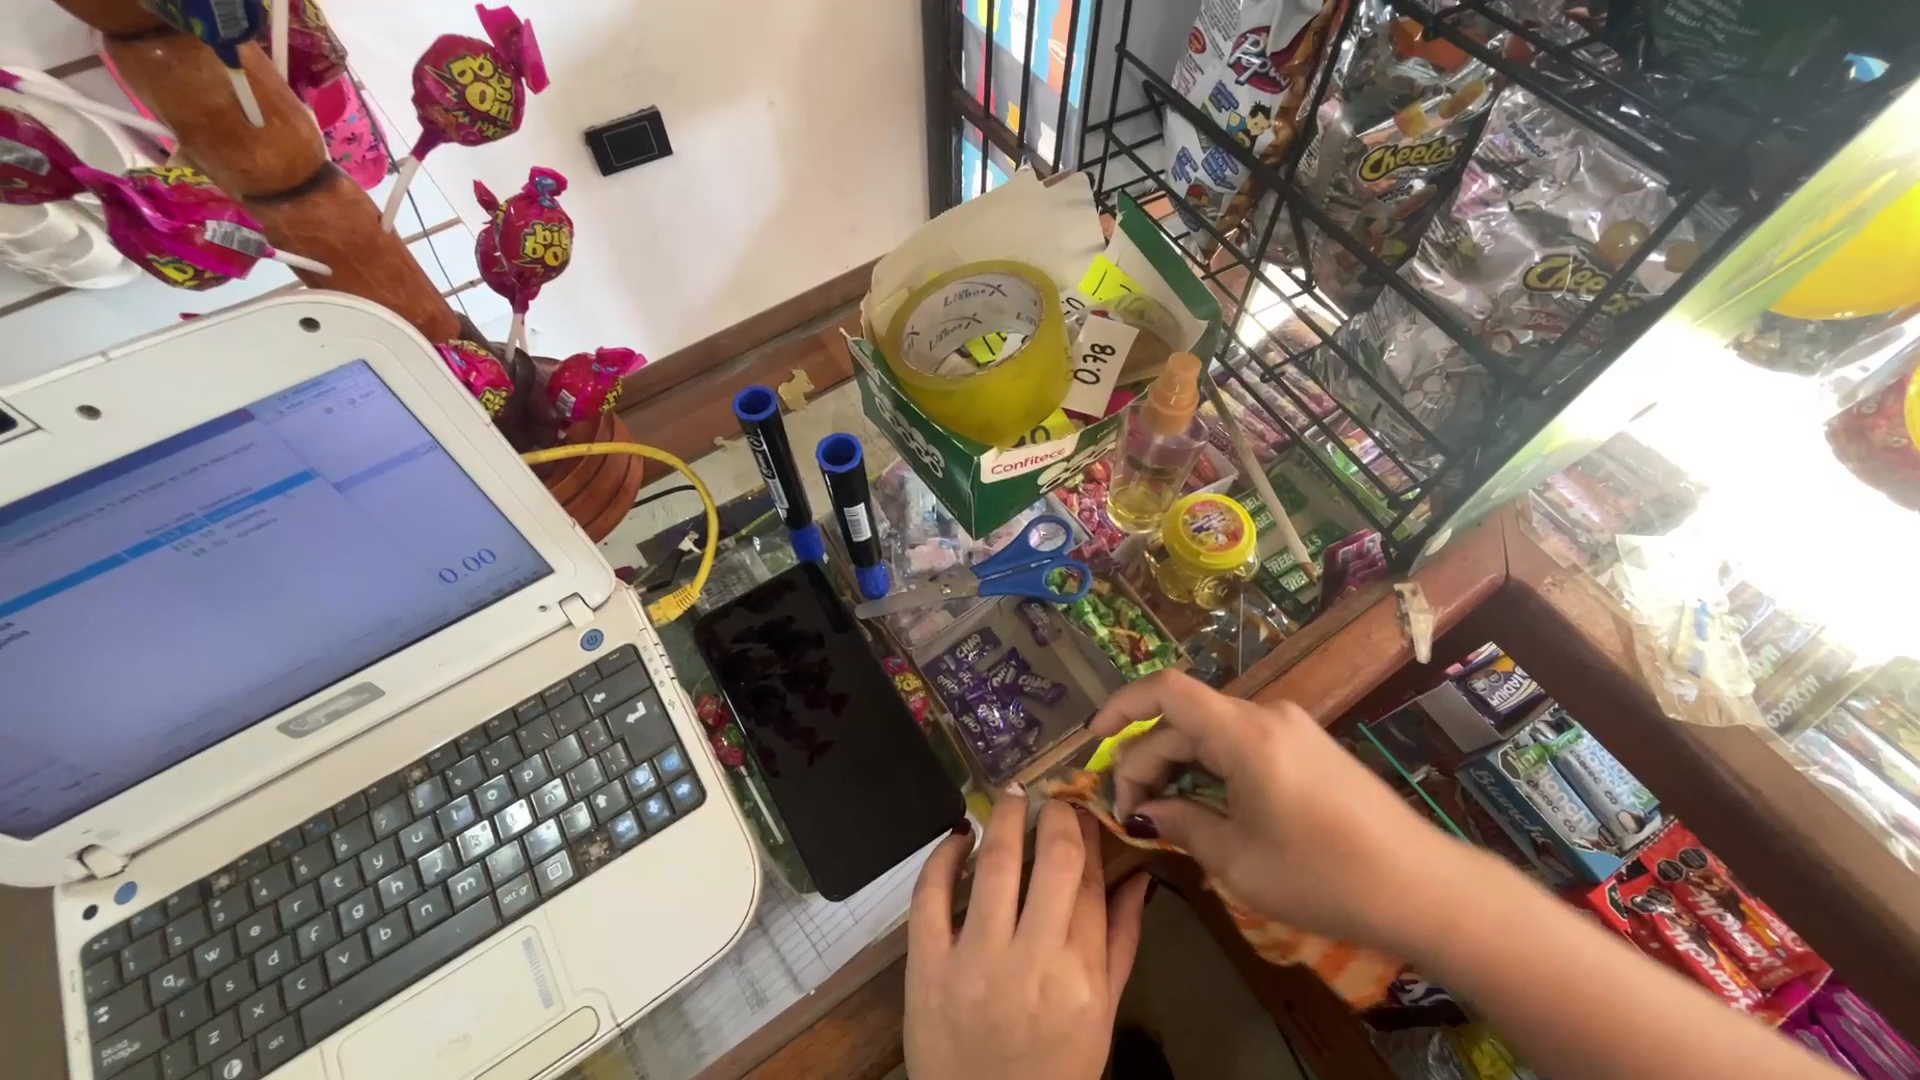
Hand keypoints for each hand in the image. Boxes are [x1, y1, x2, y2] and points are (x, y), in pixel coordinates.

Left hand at [905, 788, 1152, 1079]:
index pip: (1088, 881)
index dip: (1087, 833)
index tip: (1081, 807)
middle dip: (1053, 814)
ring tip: (1010, 794)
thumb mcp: (1102, 1015)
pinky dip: (942, 856)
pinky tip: (958, 836)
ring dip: (1003, 819)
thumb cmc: (1055, 1069)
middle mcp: (1031, 962)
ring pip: (993, 866)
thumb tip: (1138, 877)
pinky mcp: (927, 967)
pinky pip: (929, 896)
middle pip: (1050, 861)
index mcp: (1080, 976)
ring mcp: (973, 962)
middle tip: (1050, 793)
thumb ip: (1121, 942)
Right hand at [1089, 670, 1462, 952]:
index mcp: (1246, 734)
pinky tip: (1202, 806)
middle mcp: (1266, 715)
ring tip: (1161, 813)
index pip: (1167, 691)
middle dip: (1147, 760)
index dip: (1122, 705)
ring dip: (1177, 764)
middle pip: (1183, 719)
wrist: (1424, 888)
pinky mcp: (1305, 746)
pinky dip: (1208, 767)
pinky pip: (1239, 742)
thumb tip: (1145, 811)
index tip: (1093, 740)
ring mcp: (1290, 727)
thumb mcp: (1240, 861)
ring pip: (1209, 731)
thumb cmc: (1325, 876)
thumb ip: (1182, 824)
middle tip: (1131, 813)